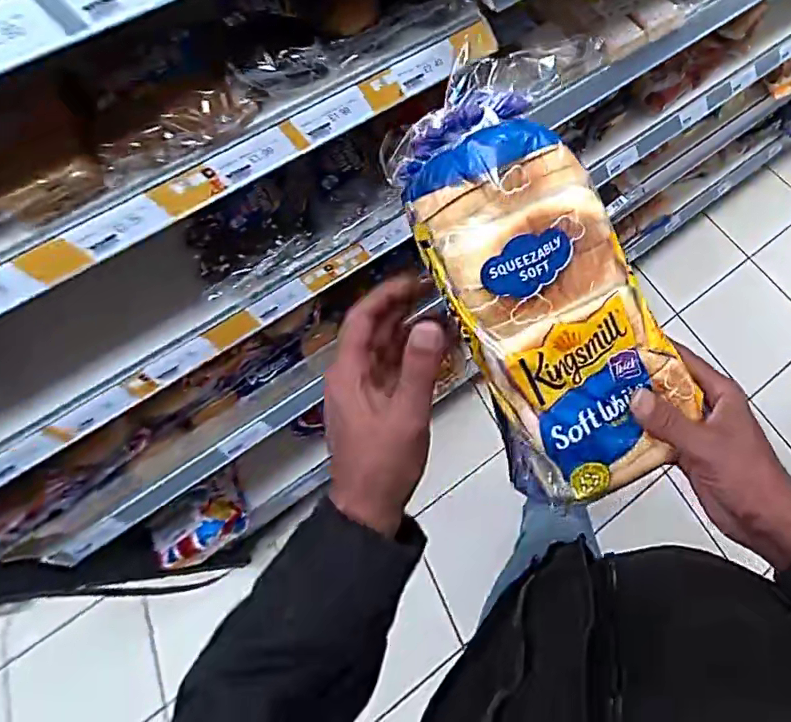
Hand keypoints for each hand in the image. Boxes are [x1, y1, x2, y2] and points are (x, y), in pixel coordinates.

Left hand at [325, 275, 449, 537]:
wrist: (368, 510)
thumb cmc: (382, 465)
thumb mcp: (407, 414)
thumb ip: (420, 368)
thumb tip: (430, 324)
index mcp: (348, 373)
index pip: (362, 319)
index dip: (386, 295)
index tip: (414, 280)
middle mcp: (352, 375)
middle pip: (374, 329)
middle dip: (402, 306)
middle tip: (434, 290)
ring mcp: (364, 388)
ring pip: (386, 346)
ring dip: (411, 328)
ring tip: (442, 313)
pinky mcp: (377, 401)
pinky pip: (394, 365)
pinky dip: (414, 352)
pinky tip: (438, 347)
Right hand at [630, 345, 790, 570]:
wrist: (765, 521)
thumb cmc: (753, 477)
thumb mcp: (706, 444)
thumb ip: (670, 422)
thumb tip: (639, 398)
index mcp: (720, 393)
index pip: (684, 361)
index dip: (657, 351)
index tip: (629, 346)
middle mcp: (708, 408)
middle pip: (668, 387)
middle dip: (641, 383)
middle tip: (610, 378)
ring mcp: (698, 432)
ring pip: (663, 414)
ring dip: (640, 413)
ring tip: (609, 405)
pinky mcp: (690, 455)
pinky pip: (661, 440)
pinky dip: (644, 440)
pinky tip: (622, 439)